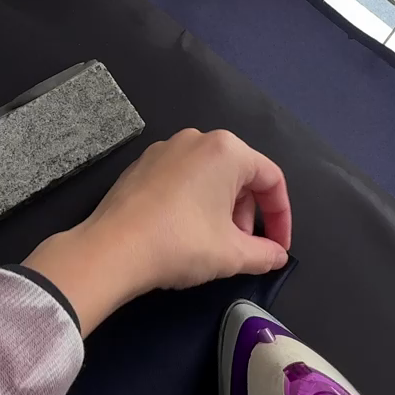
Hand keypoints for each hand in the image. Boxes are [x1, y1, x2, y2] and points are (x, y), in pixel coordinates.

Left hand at [21, 128, 290, 334]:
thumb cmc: (180, 243)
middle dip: (248, 213)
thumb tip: (276, 256)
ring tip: (214, 243)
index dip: (281, 217)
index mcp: (226, 150)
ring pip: (209, 176)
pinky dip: (193, 201)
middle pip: (239, 175)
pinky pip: (182, 178)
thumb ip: (264, 253)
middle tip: (243, 247)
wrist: (112, 248)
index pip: (271, 179)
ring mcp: (165, 149)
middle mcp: (196, 139)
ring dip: (221, 209)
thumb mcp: (231, 254)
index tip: (278, 248)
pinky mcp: (141, 164)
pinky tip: (184, 232)